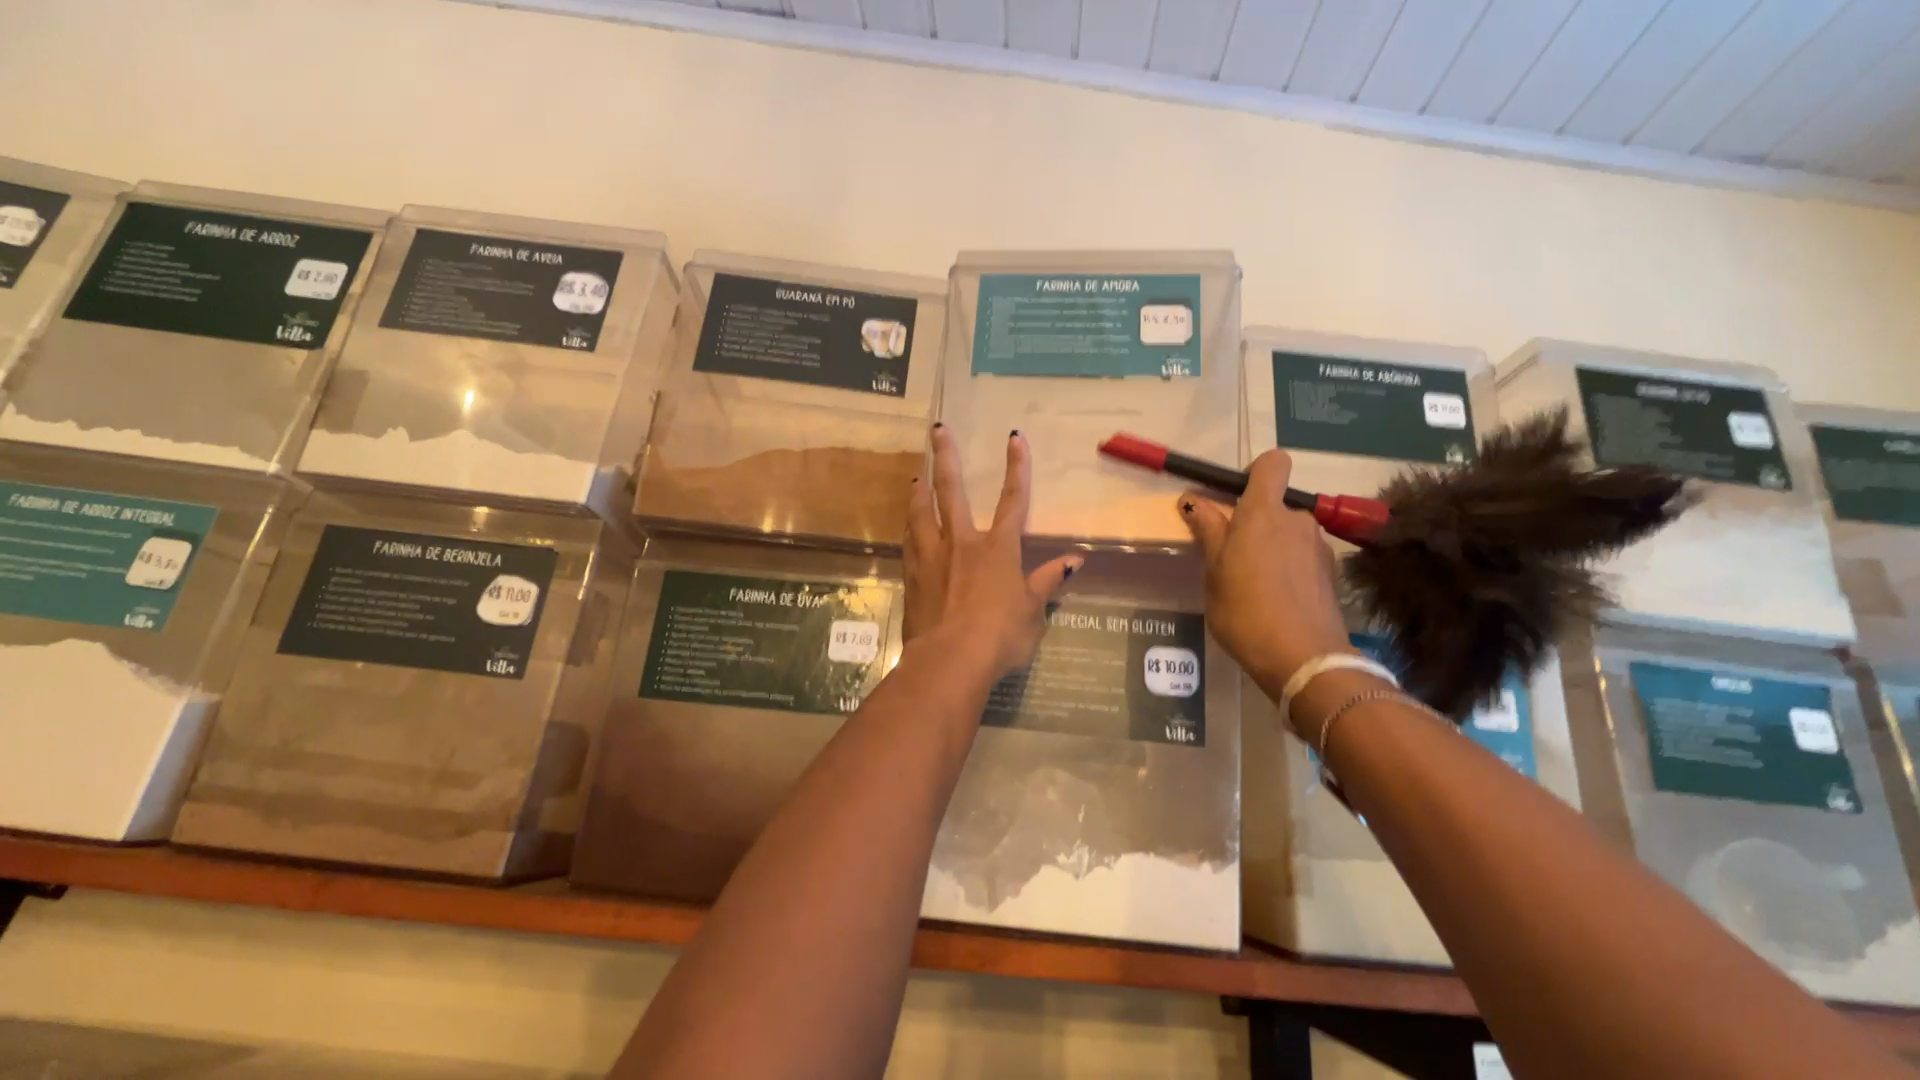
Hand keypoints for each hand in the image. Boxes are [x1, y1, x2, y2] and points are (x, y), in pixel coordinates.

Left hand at [903, 426, 1080, 680]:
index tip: (1015, 437)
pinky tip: (907, 525)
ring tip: (918, 475)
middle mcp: (963, 544)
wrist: (949, 659)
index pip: (1013, 500)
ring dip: (921, 491)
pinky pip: (909, 543)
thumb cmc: (999, 636)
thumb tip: (1074, 560)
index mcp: (998, 549)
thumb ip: (1047, 582)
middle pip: (952, 492)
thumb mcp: (1032, 612)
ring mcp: (932, 558)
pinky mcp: (912, 577)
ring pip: (922, 513)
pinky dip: (910, 528)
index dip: (1017, 468)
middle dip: (947, 458)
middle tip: (938, 430)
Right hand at [1178, 449, 1354, 718]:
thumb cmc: (1245, 611)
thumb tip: (1195, 499)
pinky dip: (1289, 572)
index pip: (1272, 464)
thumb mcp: (1214, 573)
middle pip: (1276, 506)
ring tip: (1254, 589)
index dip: (1255, 473)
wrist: (1303, 660)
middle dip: (1256, 525)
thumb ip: (1209, 532)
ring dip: (1273, 550)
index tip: (1235, 500)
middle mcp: (1297, 520)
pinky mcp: (1331, 574)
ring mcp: (1318, 547)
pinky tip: (1277, 603)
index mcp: (1264, 513)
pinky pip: (1303, 559)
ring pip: (1289, 535)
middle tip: (1233, 560)